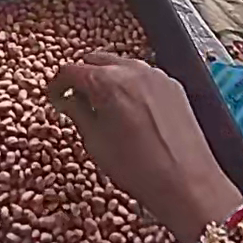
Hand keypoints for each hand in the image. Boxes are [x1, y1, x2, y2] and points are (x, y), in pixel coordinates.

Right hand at [47, 52, 242, 242]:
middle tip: (75, 99)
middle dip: (82, 76)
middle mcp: (132, 70)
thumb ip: (78, 113)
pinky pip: (143, 75)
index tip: (55, 95)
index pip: (71, 70)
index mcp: (107, 82)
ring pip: (121, 64)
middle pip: (96, 60)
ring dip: (106, 78)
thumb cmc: (140, 169)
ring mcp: (156, 75)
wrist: (188, 183)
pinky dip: (129, 84)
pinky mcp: (173, 85)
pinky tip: (128, 108)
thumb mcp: (95, 142)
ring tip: (102, 105)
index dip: (57, 84)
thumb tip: (68, 100)